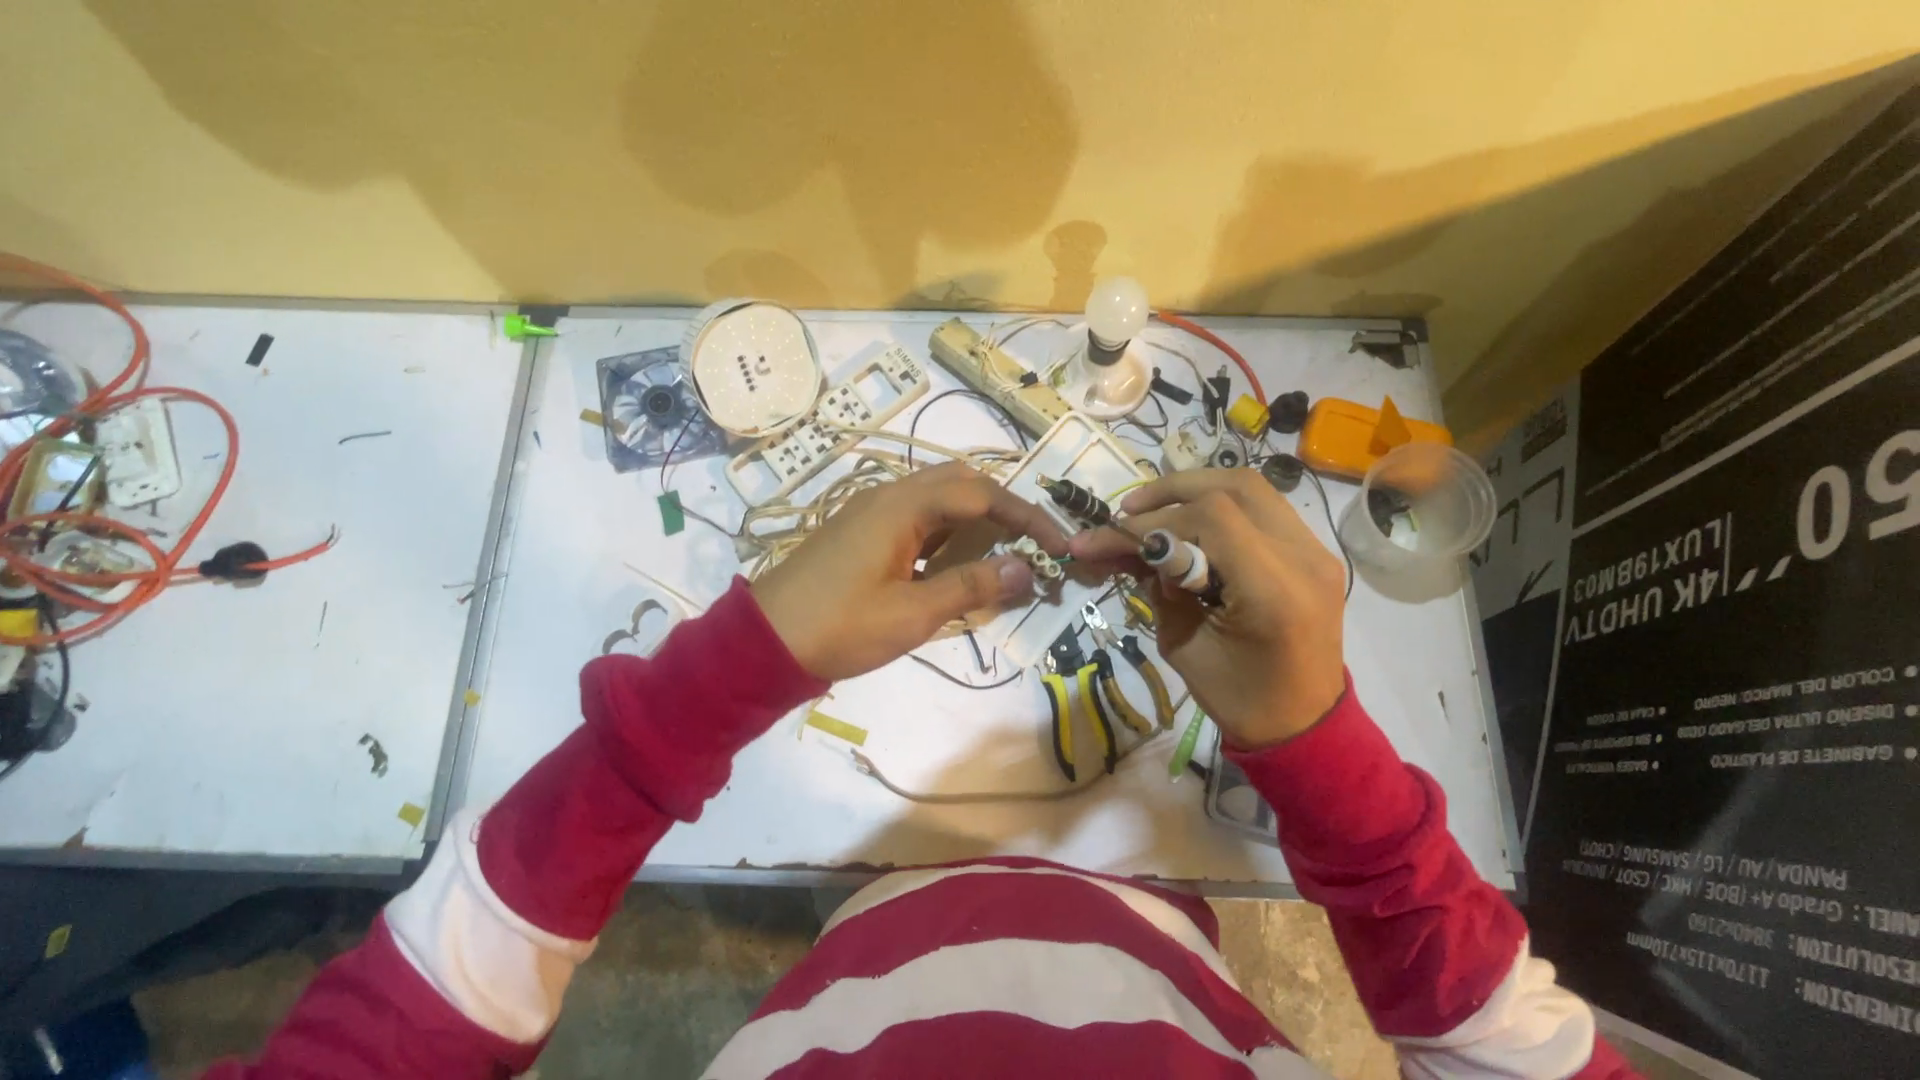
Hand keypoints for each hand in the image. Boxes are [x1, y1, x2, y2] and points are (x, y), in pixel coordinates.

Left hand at [750, 463, 1067, 680]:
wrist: (763, 641)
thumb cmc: (840, 627)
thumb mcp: (912, 614)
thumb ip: (971, 586)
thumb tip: (1026, 569)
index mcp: (903, 506)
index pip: (982, 495)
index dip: (1027, 517)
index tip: (1059, 546)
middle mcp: (888, 496)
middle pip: (960, 483)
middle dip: (1002, 509)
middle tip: (1031, 545)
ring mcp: (870, 512)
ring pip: (936, 499)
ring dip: (973, 521)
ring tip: (1001, 558)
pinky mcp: (859, 533)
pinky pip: (915, 519)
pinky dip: (945, 534)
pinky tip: (953, 567)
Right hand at [1069, 469, 1346, 746]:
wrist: (1305, 726)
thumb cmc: (1240, 700)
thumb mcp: (1183, 647)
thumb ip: (1160, 589)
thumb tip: (1138, 547)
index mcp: (1272, 590)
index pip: (1208, 518)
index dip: (1151, 521)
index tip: (1108, 538)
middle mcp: (1302, 558)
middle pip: (1233, 487)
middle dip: (1171, 491)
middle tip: (1127, 510)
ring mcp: (1316, 551)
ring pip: (1252, 488)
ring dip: (1197, 489)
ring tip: (1154, 510)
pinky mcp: (1315, 553)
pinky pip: (1265, 509)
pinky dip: (1222, 506)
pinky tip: (1191, 524)